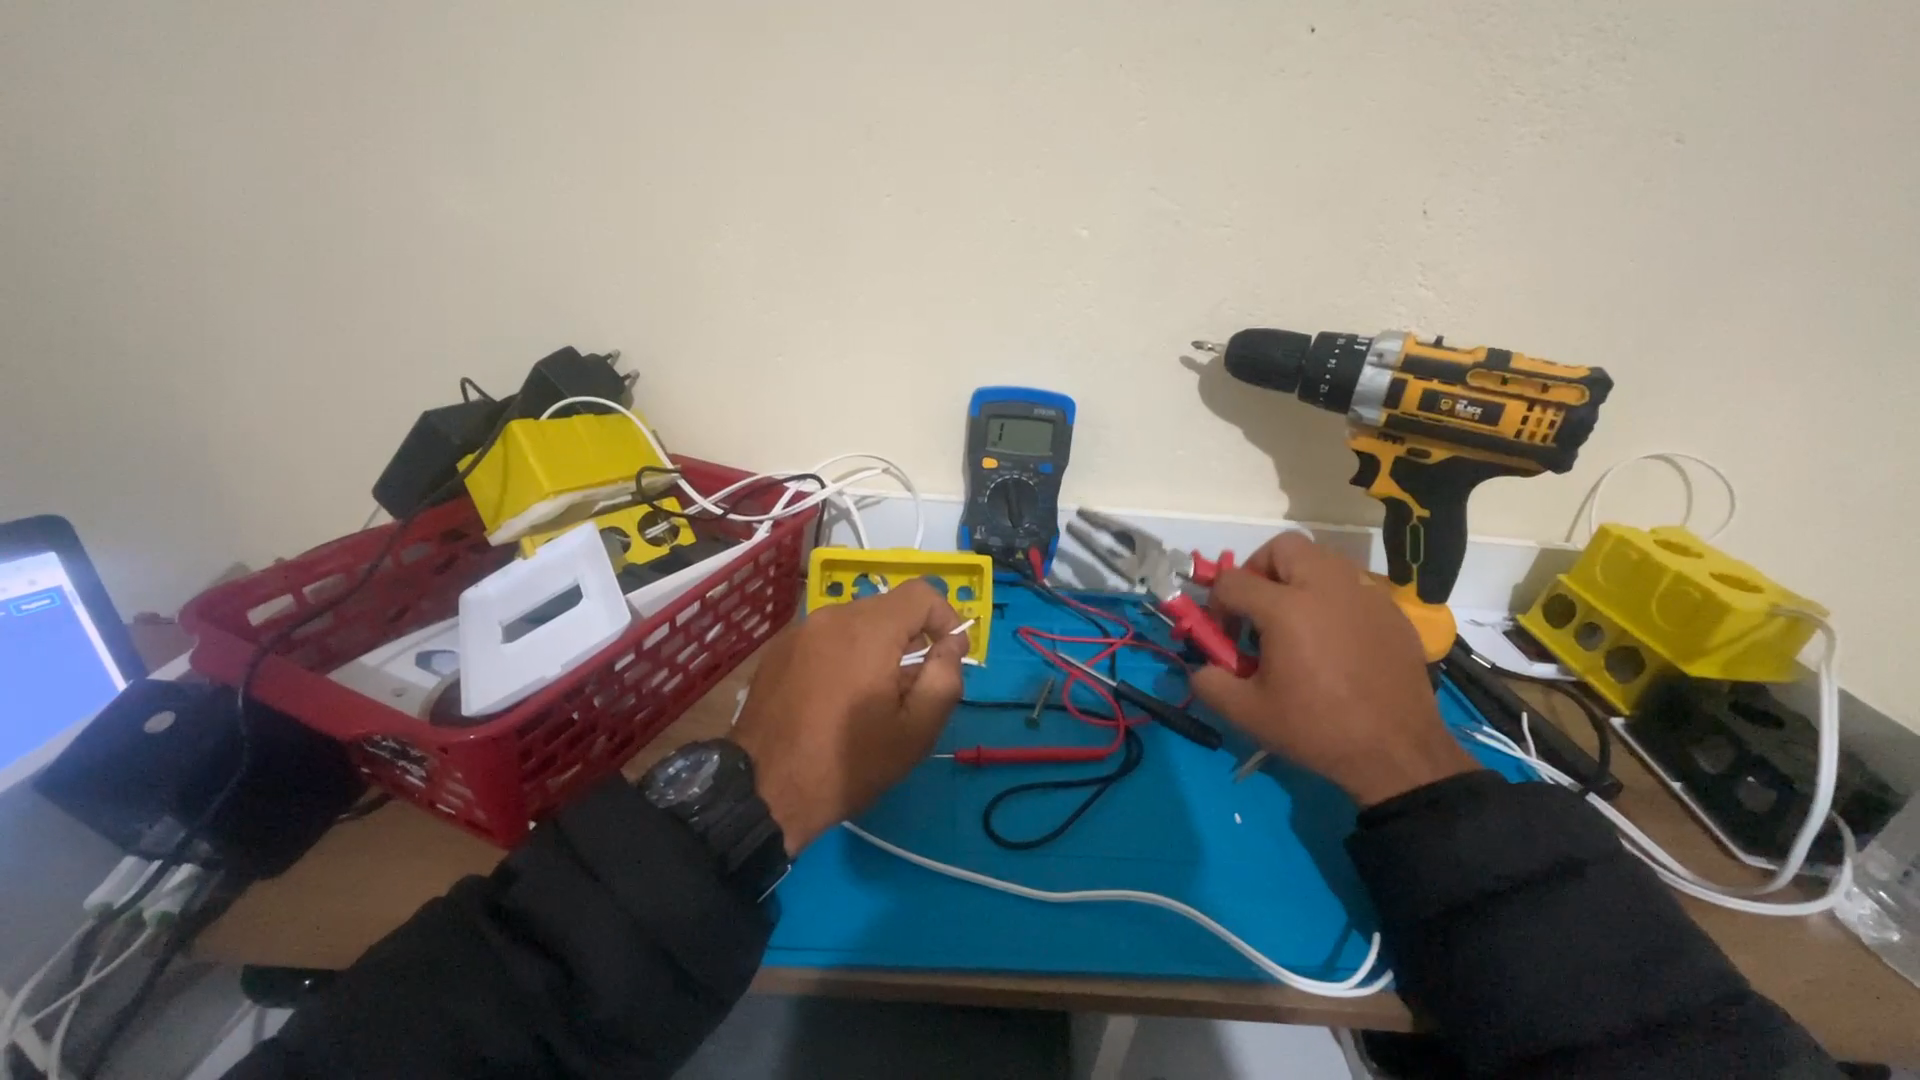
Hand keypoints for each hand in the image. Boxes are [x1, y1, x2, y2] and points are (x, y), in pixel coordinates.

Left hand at [731, 580, 967, 854]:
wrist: (763, 792)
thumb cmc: (848, 764)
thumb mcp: (915, 731)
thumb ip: (945, 677)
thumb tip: (951, 643)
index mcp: (868, 630)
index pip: (922, 593)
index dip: (946, 619)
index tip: (951, 656)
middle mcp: (831, 617)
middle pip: (888, 609)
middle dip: (911, 639)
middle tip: (912, 689)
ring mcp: (799, 632)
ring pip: (855, 624)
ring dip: (876, 649)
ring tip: (872, 698)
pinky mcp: (778, 651)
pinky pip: (826, 639)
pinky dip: (844, 656)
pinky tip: (836, 699)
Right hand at [1190, 533, 1479, 806]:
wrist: (1397, 753)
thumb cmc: (1317, 729)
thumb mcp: (1247, 713)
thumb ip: (1209, 682)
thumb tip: (1203, 667)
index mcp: (1287, 609)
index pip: (1233, 581)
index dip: (1217, 605)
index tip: (1224, 635)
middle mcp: (1327, 587)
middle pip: (1282, 548)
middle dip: (1259, 570)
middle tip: (1257, 609)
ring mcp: (1365, 595)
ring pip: (1322, 559)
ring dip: (1297, 579)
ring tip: (1294, 622)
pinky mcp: (1391, 611)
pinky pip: (1352, 585)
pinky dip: (1331, 598)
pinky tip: (1333, 640)